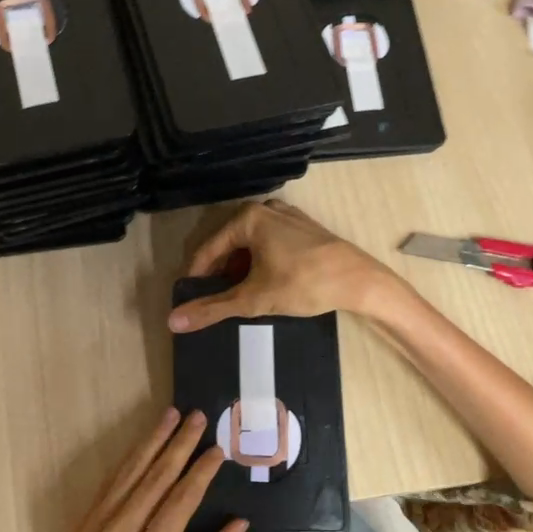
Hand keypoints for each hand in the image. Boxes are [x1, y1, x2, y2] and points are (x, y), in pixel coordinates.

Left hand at [12, 409, 246, 531]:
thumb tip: (240, 522)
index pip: (179, 501)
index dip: (200, 471)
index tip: (217, 449)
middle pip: (153, 478)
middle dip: (177, 444)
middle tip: (196, 416)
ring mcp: (91, 530)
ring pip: (125, 475)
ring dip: (149, 443)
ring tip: (169, 416)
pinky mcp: (77, 530)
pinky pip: (105, 488)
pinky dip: (125, 464)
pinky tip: (140, 447)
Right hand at [167, 199, 403, 331]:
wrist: (359, 281)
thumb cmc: (303, 283)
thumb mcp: (253, 299)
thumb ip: (212, 308)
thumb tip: (173, 322)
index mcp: (248, 218)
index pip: (208, 249)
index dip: (196, 277)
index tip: (189, 301)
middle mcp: (265, 209)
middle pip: (228, 245)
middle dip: (219, 274)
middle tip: (213, 301)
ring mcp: (286, 216)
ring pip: (250, 245)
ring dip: (240, 270)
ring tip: (238, 297)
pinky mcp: (303, 228)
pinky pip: (269, 244)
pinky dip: (260, 263)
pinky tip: (264, 285)